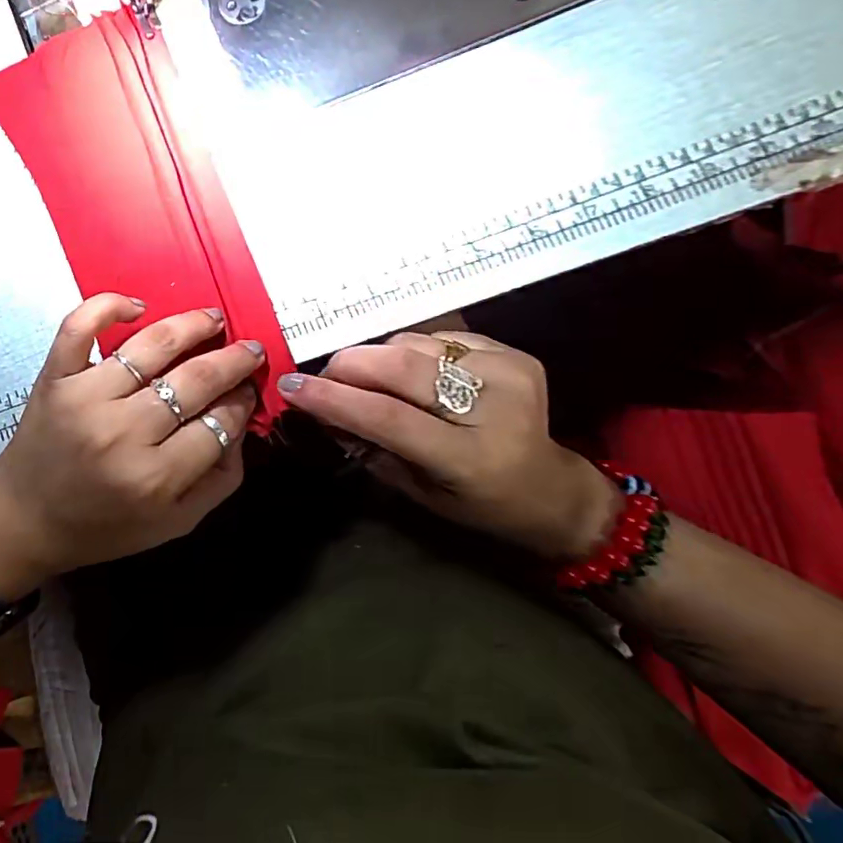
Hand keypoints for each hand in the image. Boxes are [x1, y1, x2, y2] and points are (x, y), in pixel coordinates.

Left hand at [0, 294, 261, 599]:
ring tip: (213, 318)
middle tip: (250, 348)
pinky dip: (107, 306)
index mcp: (155, 477)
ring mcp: (85, 398)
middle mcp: (123, 433)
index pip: (218, 422)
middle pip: (195, 380)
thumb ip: (219, 480)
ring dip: (192, 325)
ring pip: (152, 345)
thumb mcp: (174, 523)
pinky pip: (80, 327)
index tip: (249, 389)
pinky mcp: (55, 378)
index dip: (242, 401)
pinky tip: (137, 306)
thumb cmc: (103, 526)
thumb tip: (240, 423)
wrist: (24, 522)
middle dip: (233, 360)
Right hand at [278, 331, 616, 560]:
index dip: (335, 399)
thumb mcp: (420, 492)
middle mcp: (494, 408)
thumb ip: (370, 447)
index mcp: (471, 459)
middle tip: (323, 375)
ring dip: (377, 355)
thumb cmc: (479, 505)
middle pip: (403, 367)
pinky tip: (408, 371)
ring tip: (365, 375)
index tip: (292, 386)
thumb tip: (321, 408)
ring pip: (417, 344)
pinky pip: (441, 337)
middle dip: (350, 364)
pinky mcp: (514, 354)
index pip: (389, 418)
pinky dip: (411, 350)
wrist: (550, 487)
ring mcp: (509, 373)